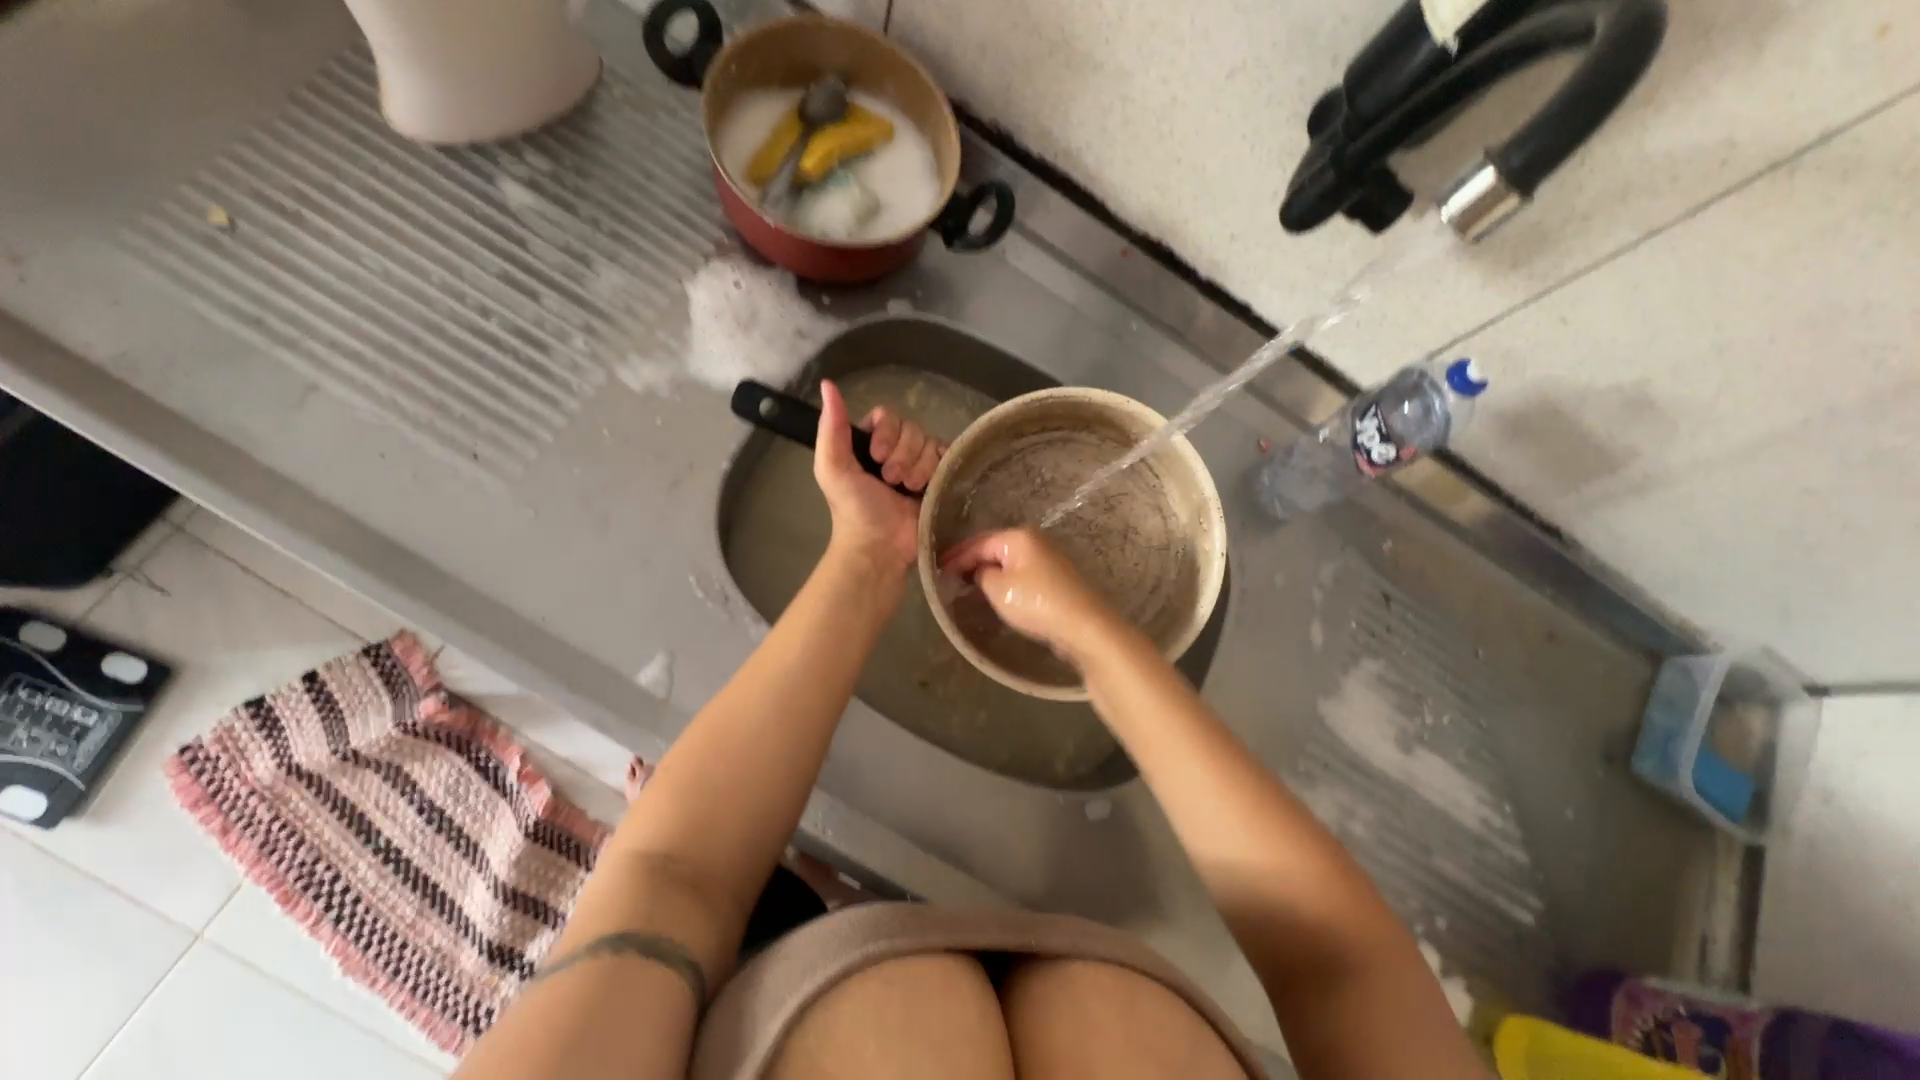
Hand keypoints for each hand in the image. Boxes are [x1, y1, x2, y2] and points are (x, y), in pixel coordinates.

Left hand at [814, 379, 942, 570]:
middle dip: (902, 454)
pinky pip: (947, 455)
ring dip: (918, 466)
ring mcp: (920, 464)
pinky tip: (926, 486)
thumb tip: (828, 384)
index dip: (887, 433)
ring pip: (930, 442)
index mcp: (870, 443)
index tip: (876, 456)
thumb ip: (831, 428)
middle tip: (891, 481)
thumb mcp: (832, 468)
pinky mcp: (940, 478)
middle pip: (912, 428)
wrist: (881, 546)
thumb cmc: (854, 509)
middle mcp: (895, 450)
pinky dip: (937, 468)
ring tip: (907, 489)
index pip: (888, 416)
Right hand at [939, 526, 1120, 661]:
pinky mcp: (1055, 577)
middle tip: (948, 575)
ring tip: (966, 583)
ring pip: (1009, 561)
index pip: (978, 543)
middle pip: (994, 548)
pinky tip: (994, 590)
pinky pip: (1021, 572)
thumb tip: (979, 571)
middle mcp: (1035, 540)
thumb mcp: (997, 589)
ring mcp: (1048, 557)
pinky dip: (1005, 579)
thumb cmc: (1036, 603)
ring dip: (988, 570)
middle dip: (971, 561)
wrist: (1084, 626)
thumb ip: (981, 574)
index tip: (937, 569)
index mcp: (1019, 536)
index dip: (956, 556)